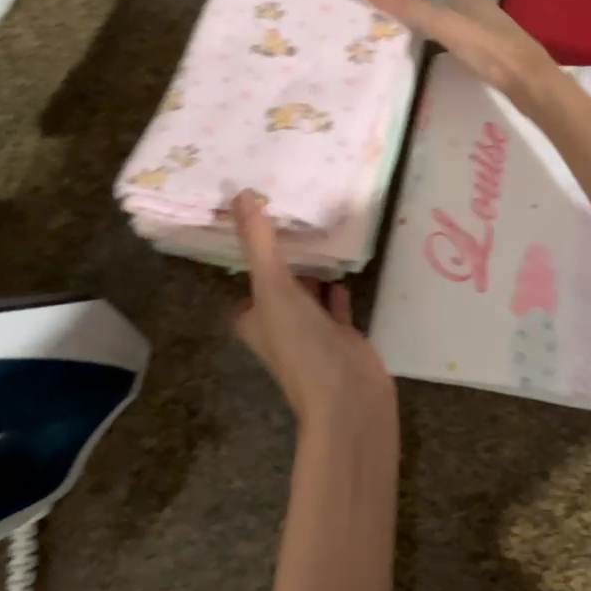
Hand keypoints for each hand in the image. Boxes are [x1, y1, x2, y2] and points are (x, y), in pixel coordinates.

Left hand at [231, 191, 394, 428]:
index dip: (250, 251)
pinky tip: (346, 266)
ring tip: (324, 229)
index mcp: (252, 318)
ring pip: (309, 291)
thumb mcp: (273, 288)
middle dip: (287, 255)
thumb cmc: (302, 345)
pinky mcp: (342, 335)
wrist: (348, 397)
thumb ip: (260, 243)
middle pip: (278, 282)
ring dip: (315, 268)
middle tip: (296, 212)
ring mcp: (312, 331)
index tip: (260, 214)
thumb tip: (241, 193)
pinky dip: (338, 287)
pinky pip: (336, 303)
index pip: (246, 279)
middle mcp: (278, 324)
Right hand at [363, 0, 559, 110]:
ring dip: (461, 26)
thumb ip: (409, 7)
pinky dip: (469, 51)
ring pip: (478, 26)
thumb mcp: (443, 24)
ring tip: (439, 33)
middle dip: (457, 0)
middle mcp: (491, 15)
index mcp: (478, 0)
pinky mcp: (504, 64)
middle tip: (435, 2)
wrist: (529, 82)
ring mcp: (500, 40)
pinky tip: (459, 62)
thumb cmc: (488, 47)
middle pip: (474, 2)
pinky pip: (483, 51)